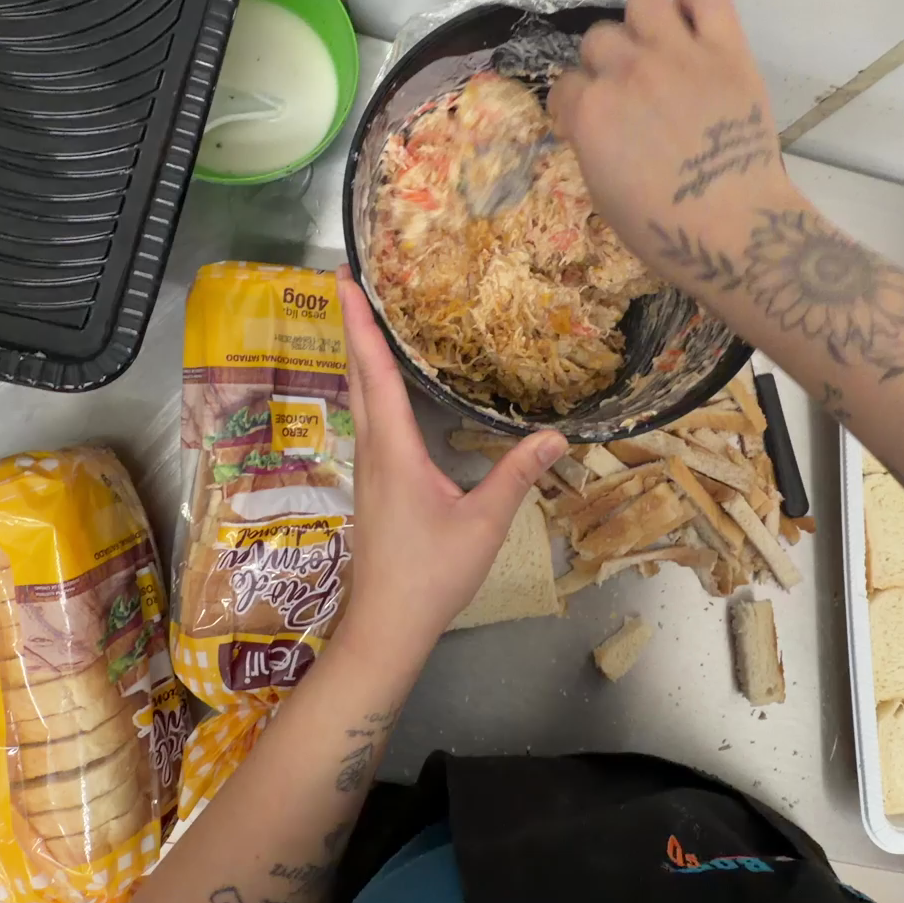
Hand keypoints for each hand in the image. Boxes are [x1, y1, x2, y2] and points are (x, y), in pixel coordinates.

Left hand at [334, 268, 566, 658]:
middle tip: (350, 279)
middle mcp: (373, 448)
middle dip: (353, 324)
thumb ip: (517, 475)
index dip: (361, 323)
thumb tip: (557, 434)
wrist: (387, 623)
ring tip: (367, 317)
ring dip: (359, 353)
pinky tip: (384, 386)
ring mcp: (368, 466)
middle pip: (357, 375)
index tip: (345, 278)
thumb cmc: (431, 574)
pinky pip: (367, 418)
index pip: (375, 372)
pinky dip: (369, 385)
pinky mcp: (373, 481)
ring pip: (358, 396)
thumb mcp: (484, 524)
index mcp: (394, 449)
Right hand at [548, 0, 797, 262]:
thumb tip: (595, 125)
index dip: (575, 105)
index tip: (589, 121)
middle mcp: (626, 72)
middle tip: (627, 92)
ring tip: (657, 52)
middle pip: (598, 39)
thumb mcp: (603, 195)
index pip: (565, 86)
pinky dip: (695, 1)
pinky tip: (693, 27)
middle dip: (605, 65)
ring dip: (643, 25)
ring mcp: (677, 55)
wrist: (732, 230)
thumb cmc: (661, 229)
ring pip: (643, 0)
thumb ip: (591, 146)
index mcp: (590, 114)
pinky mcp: (726, 49)